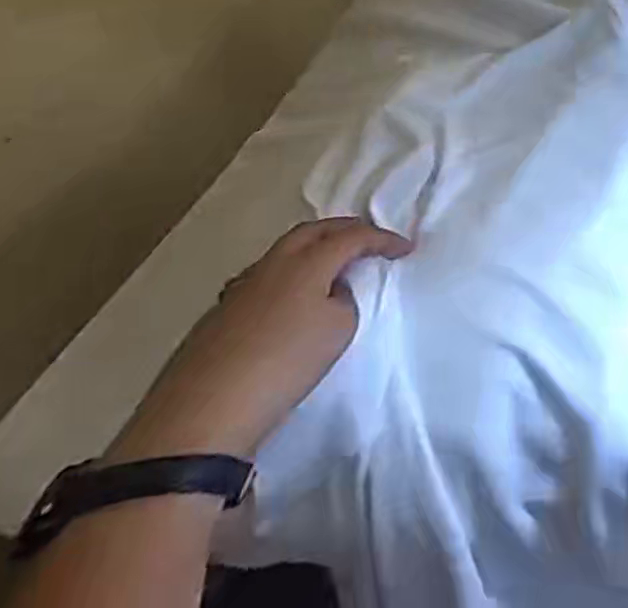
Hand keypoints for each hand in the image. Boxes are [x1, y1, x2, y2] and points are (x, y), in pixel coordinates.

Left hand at [104, 218, 412, 462]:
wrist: (204, 413)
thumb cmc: (287, 361)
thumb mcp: (341, 324)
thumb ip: (343, 296)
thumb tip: (328, 290)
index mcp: (304, 265)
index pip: (352, 237)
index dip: (384, 239)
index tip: (407, 249)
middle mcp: (267, 268)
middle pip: (310, 232)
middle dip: (346, 230)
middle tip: (373, 241)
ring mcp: (236, 291)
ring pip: (282, 253)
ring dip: (314, 250)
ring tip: (337, 265)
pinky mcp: (218, 316)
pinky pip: (263, 278)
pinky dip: (290, 274)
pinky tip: (296, 296)